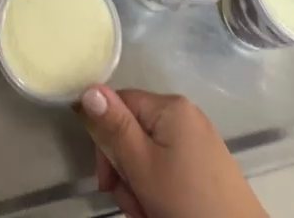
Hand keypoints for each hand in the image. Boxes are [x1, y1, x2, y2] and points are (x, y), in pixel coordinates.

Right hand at [76, 86, 268, 217]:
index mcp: (170, 107)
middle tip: (134, 202)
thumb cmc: (186, 201)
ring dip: (141, 188)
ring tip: (151, 212)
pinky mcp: (205, 166)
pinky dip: (160, 193)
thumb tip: (88, 87)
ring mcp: (197, 142)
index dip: (104, 140)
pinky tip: (164, 213)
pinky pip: (168, 170)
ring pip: (148, 157)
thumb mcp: (142, 165)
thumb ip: (114, 126)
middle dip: (126, 171)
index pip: (118, 105)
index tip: (106, 181)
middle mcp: (185, 116)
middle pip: (133, 132)